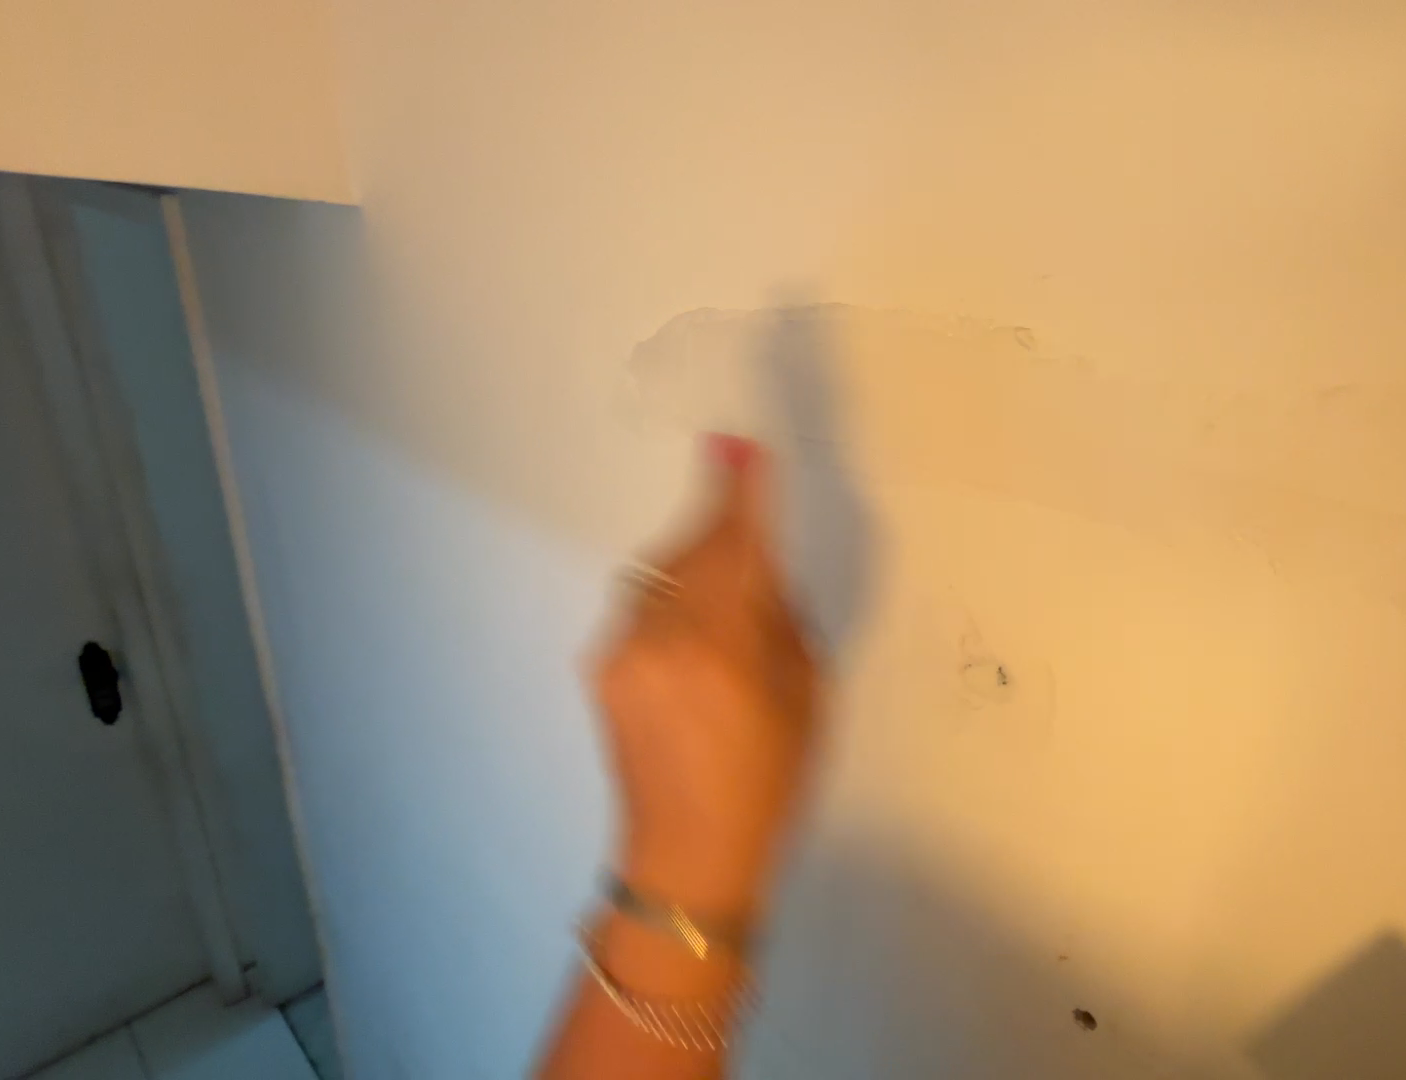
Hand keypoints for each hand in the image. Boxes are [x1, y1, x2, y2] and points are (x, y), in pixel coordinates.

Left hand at [590, 434, 818, 920]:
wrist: (687, 856)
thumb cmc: (768, 780)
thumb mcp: (807, 695)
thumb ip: (780, 619)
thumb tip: (759, 571)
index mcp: (727, 643)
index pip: (738, 543)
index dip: (741, 489)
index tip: (737, 442)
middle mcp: (664, 634)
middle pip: (693, 549)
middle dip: (722, 536)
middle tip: (752, 572)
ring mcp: (620, 649)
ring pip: (662, 575)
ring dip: (696, 574)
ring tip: (721, 628)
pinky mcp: (598, 666)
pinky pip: (643, 609)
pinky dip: (672, 609)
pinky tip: (689, 657)